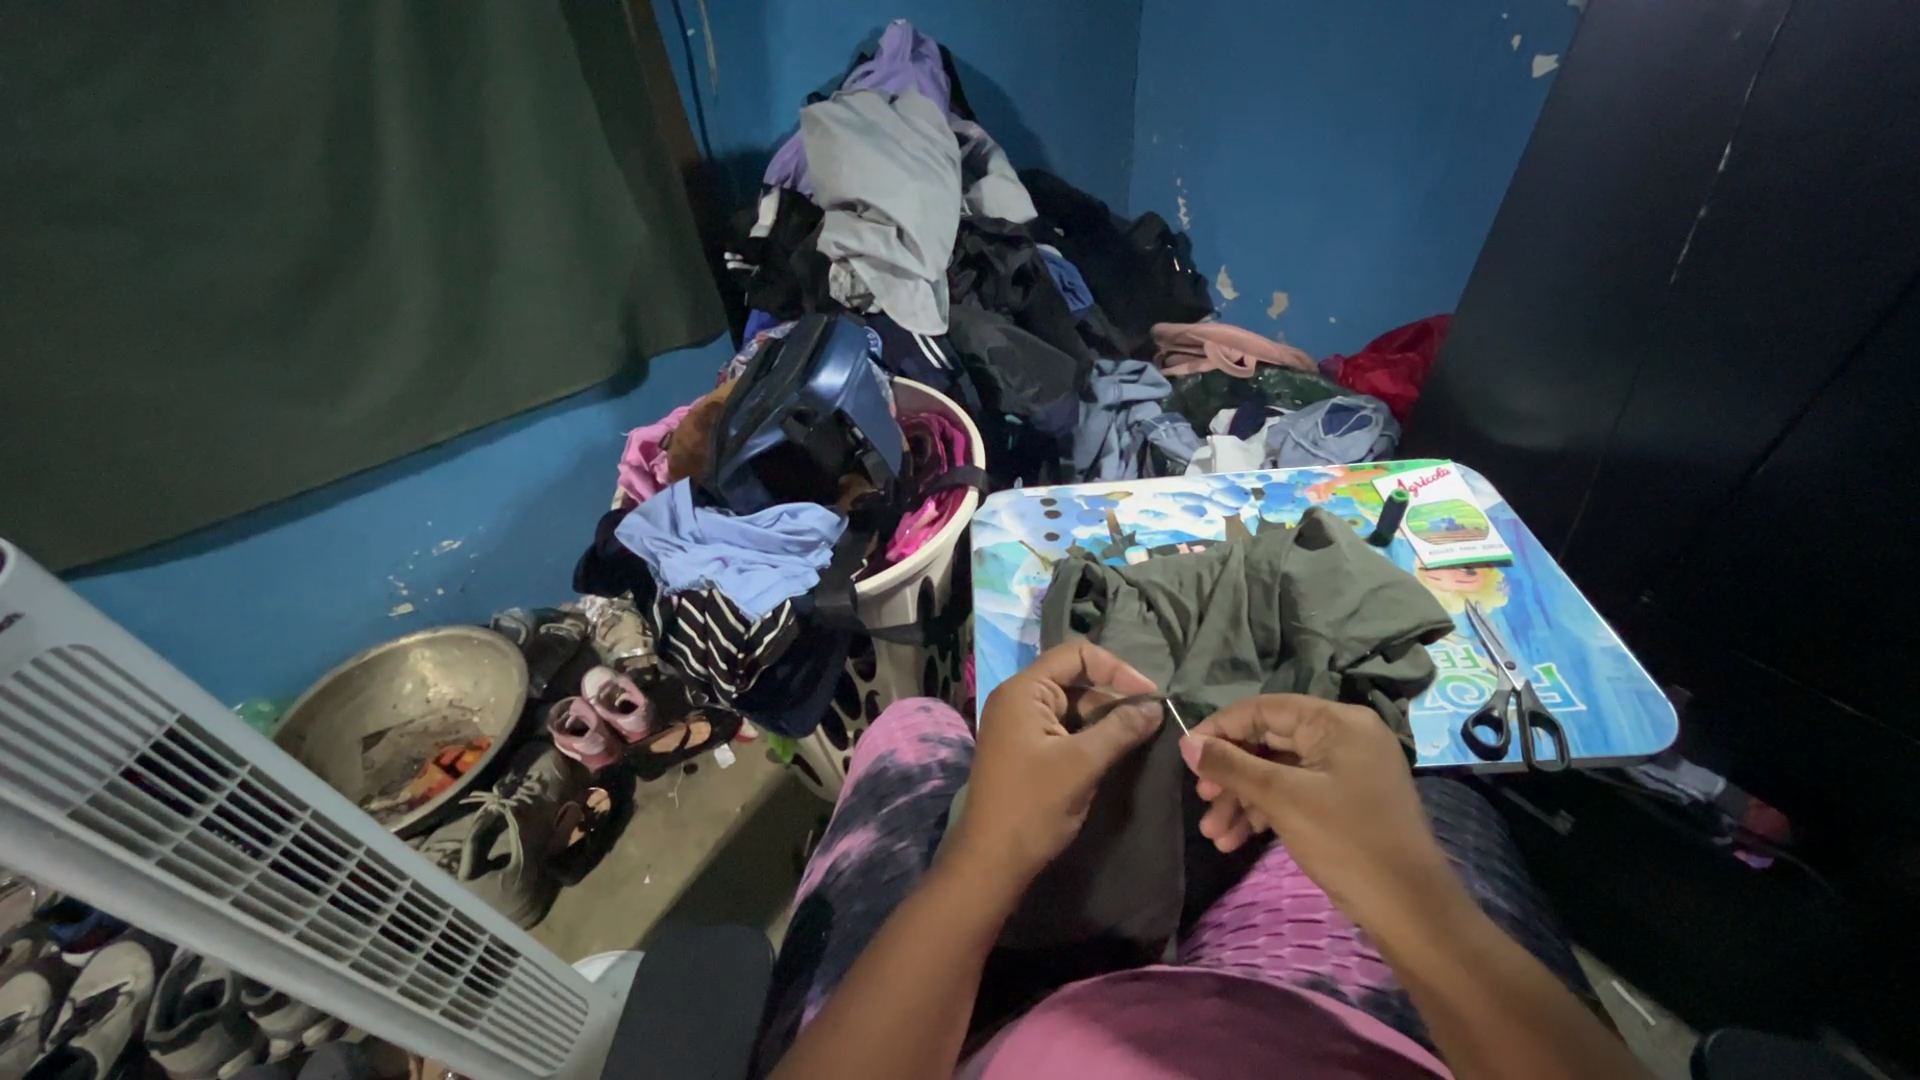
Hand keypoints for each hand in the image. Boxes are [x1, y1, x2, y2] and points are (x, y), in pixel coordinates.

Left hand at [945, 643, 1163, 895]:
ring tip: (1141, 734)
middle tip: (1152, 719)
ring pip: (1073, 705)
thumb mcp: (1082, 763)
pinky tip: (1117, 748)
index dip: (1116, 668)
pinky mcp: (1027, 747)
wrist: (992, 860)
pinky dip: (1091, 734)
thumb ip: (1120, 729)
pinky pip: (1064, 727)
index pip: (1075, 655)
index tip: (1149, 696)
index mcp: (1023, 691)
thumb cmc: (1033, 805)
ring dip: (1106, 717)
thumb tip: (1155, 706)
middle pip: (1075, 679)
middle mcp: (1019, 699)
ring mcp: (1020, 724)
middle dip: (1114, 695)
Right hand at [1181, 695, 1454, 925]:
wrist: (1411, 911)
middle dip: (1230, 774)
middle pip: (1268, 742)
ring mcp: (1344, 770)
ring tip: (1213, 833)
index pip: (1264, 709)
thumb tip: (1185, 743)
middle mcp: (1343, 737)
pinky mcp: (1342, 801)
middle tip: (1202, 799)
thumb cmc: (1346, 840)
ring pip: (1276, 772)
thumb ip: (1230, 765)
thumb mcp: (1281, 798)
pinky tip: (1234, 840)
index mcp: (1337, 722)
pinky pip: (1293, 793)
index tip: (1187, 754)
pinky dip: (1264, 812)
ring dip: (1241, 800)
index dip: (1220, 729)